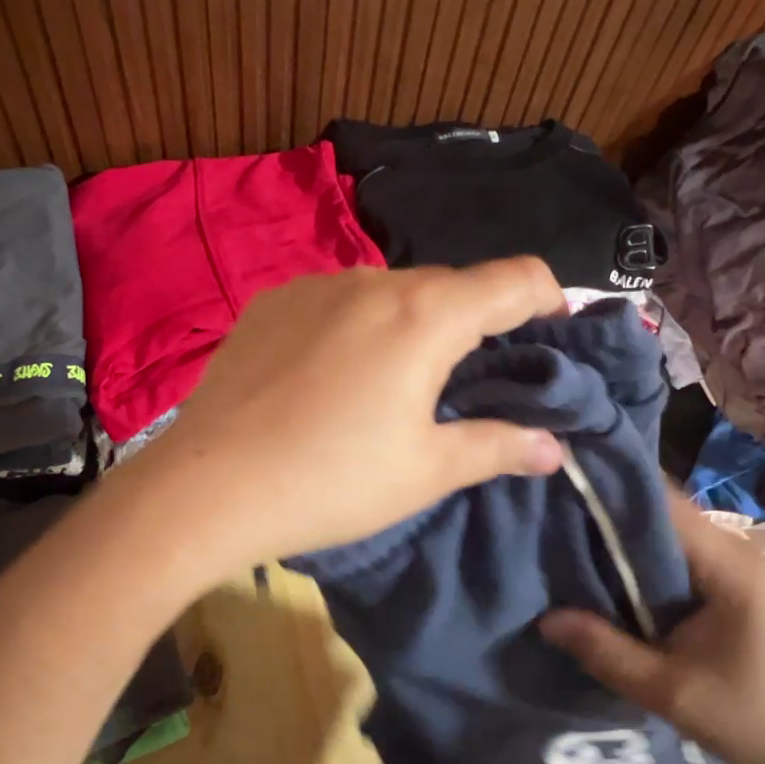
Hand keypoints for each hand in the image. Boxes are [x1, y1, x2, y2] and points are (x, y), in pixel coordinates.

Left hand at [123, 258, 567, 579]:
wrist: (208, 485)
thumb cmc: (330, 480)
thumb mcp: (424, 471)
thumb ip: (496, 446)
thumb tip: (551, 447)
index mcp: (424, 314)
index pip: (514, 277)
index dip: (549, 298)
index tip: (555, 330)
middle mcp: (371, 280)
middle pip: (449, 284)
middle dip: (476, 320)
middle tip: (475, 374)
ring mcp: (314, 286)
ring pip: (389, 291)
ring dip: (412, 323)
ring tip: (397, 381)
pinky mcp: (270, 302)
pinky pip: (336, 301)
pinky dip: (357, 325)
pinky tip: (334, 375)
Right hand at [539, 491, 764, 763]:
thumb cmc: (758, 720)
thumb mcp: (671, 692)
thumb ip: (606, 651)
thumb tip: (544, 618)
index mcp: (728, 562)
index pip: (658, 501)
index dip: (606, 494)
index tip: (556, 495)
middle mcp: (735, 550)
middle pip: (659, 513)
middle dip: (605, 517)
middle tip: (549, 526)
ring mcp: (738, 567)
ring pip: (666, 536)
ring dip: (620, 543)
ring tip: (565, 549)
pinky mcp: (734, 587)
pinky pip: (678, 558)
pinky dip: (641, 564)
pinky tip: (606, 581)